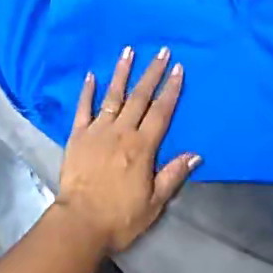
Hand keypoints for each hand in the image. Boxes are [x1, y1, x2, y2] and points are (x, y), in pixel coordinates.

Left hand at [54, 46, 199, 253]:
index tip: (178, 69)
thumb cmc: (121, 216)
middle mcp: (121, 132)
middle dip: (151, 73)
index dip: (171, 90)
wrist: (81, 221)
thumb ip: (173, 174)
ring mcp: (97, 130)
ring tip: (128, 51)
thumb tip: (195, 154)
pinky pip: (83, 108)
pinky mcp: (77, 134)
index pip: (161, 112)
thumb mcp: (155, 202)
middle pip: (139, 97)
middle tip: (161, 51)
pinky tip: (91, 75)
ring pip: (112, 95)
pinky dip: (87, 91)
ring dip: (121, 72)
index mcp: (142, 147)